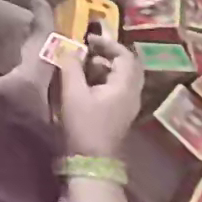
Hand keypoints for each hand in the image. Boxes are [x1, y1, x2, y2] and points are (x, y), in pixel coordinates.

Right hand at [57, 35, 142, 157]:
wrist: (91, 161)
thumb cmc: (84, 125)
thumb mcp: (73, 94)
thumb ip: (71, 68)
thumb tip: (69, 50)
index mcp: (125, 85)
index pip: (125, 55)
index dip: (107, 43)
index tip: (88, 39)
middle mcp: (132, 93)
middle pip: (126, 65)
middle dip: (106, 54)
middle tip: (86, 51)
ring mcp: (128, 104)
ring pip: (120, 77)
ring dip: (102, 67)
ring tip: (80, 66)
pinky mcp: (119, 113)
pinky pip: (115, 88)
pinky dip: (102, 79)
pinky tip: (84, 83)